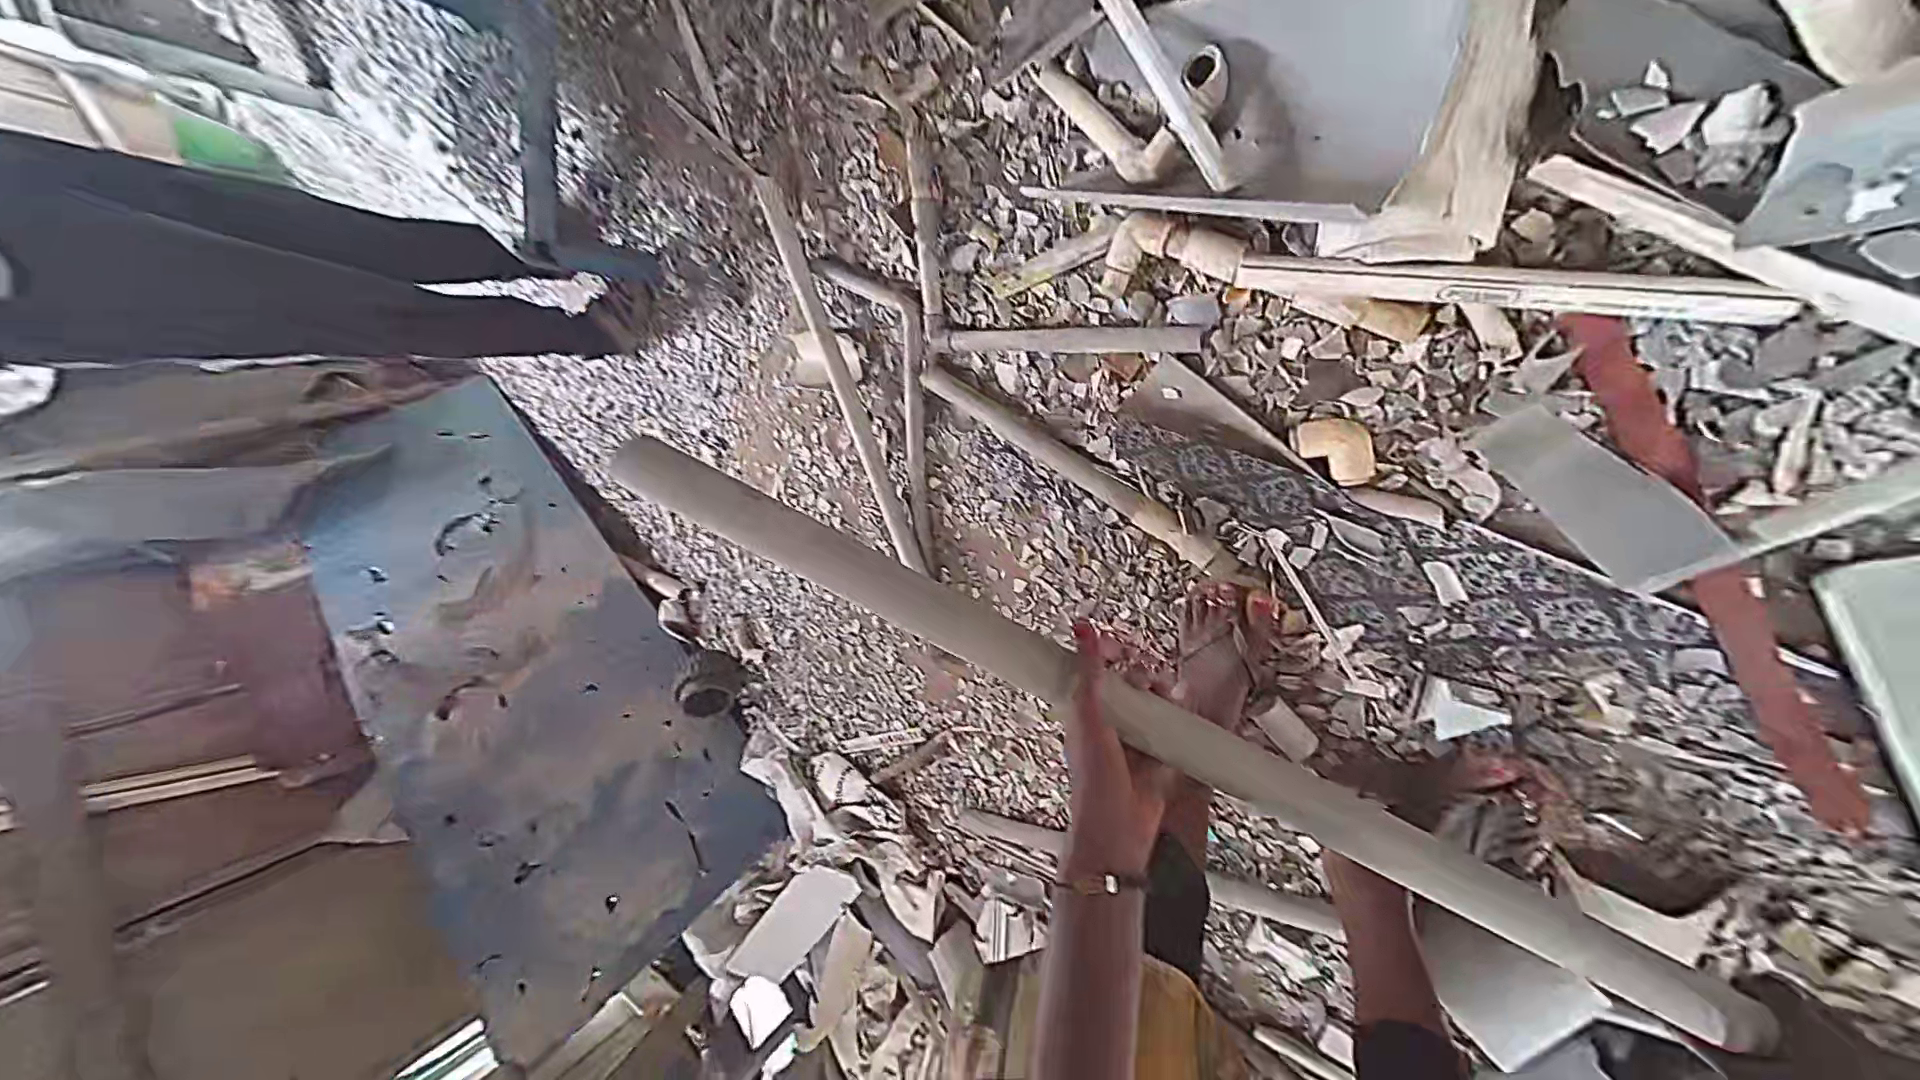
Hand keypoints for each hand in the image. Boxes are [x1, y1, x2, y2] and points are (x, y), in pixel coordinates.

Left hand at [1061, 622, 1175, 877]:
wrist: (1118, 831)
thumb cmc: (1094, 782)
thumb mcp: (1090, 718)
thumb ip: (1090, 674)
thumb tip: (1082, 632)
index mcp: (1085, 710)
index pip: (1098, 669)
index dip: (1112, 654)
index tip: (1122, 650)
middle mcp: (1109, 721)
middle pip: (1132, 683)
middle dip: (1144, 676)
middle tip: (1150, 684)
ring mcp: (1134, 739)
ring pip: (1154, 703)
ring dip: (1163, 697)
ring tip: (1167, 701)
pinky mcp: (1156, 756)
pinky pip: (1171, 729)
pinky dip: (1178, 723)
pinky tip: (1181, 719)